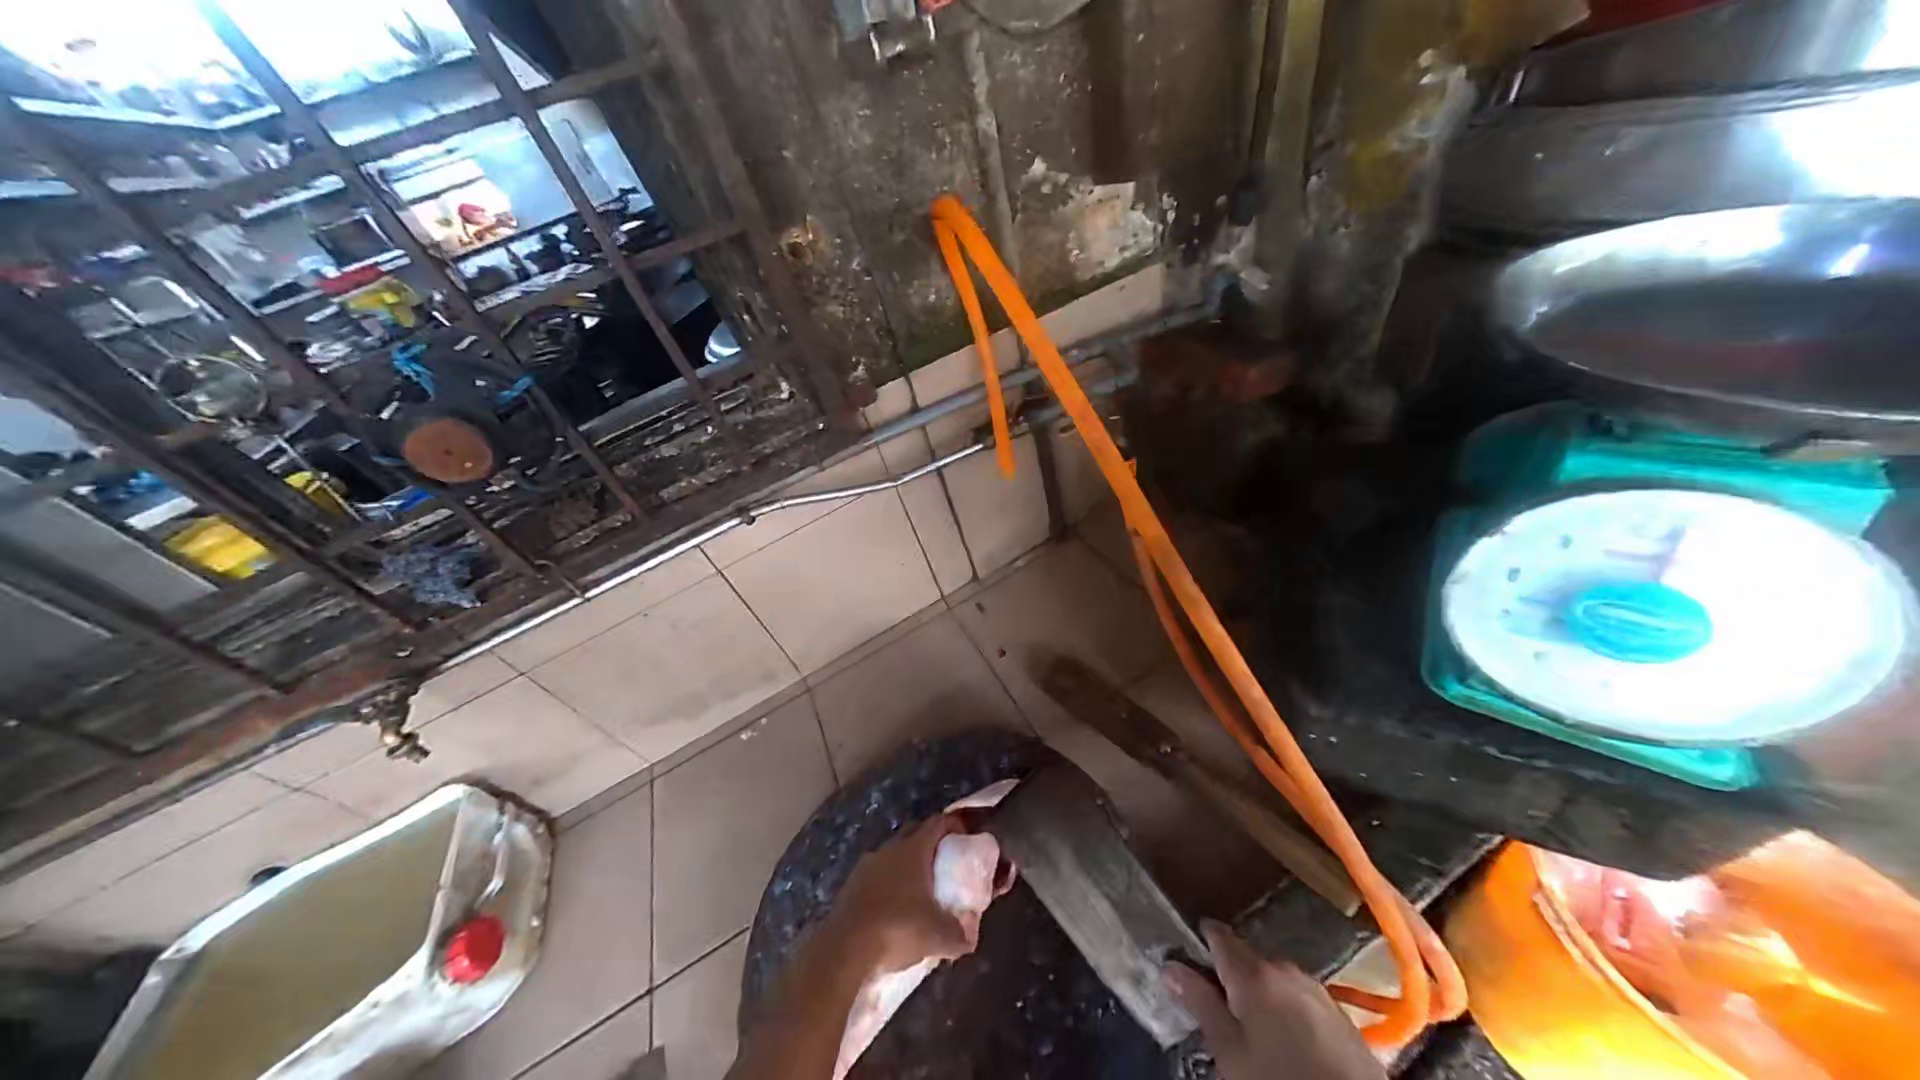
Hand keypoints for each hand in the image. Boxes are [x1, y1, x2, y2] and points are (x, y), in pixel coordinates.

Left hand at [822, 815, 980, 974]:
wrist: (845, 950)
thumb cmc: (898, 930)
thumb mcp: (940, 937)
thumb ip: (962, 933)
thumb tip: (971, 934)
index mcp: (913, 850)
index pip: (937, 823)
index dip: (953, 825)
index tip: (965, 837)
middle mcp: (889, 849)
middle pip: (914, 832)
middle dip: (930, 841)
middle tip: (946, 860)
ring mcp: (866, 865)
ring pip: (892, 853)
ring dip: (907, 863)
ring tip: (920, 887)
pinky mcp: (851, 884)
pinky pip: (876, 873)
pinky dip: (889, 881)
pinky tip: (895, 906)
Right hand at [1165, 920, 1384, 1079]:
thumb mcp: (1231, 1054)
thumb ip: (1200, 1004)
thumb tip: (1170, 965)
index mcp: (1254, 974)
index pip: (1218, 936)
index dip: (1199, 940)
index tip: (1184, 954)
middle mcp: (1286, 970)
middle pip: (1247, 960)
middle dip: (1230, 977)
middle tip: (1216, 1011)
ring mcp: (1318, 992)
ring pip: (1275, 981)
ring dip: (1260, 996)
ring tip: (1253, 1033)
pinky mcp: (1342, 1018)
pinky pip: (1301, 1001)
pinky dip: (1287, 1012)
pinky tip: (1288, 1046)